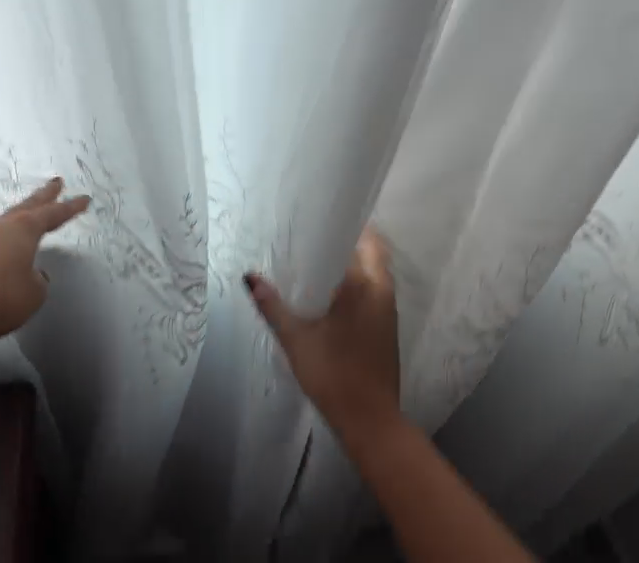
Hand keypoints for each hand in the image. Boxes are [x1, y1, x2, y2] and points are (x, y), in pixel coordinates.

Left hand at [0, 177, 88, 346]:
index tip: (85, 198)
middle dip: (45, 194)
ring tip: (32, 209)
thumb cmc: (0, 298)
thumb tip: (32, 273)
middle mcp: (2, 227)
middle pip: (28, 205)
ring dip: (23, 212)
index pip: (53, 214)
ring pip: (9, 219)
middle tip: (57, 182)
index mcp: (24, 230)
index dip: (70, 207)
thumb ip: (38, 280)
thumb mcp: (34, 293)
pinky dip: (7, 234)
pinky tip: (7, 244)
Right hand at [246, 227, 401, 437]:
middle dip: (350, 241)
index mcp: (366, 286)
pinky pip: (374, 293)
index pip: (364, 239)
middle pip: (374, 253)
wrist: (370, 421)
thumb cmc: (333, 373)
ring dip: (354, 264)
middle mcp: (383, 292)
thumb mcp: (296, 338)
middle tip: (315, 237)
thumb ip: (272, 305)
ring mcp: (389, 313)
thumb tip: (249, 277)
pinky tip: (330, 296)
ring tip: (318, 262)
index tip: (320, 216)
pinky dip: (357, 286)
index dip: (344, 225)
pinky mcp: (387, 331)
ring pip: (376, 274)